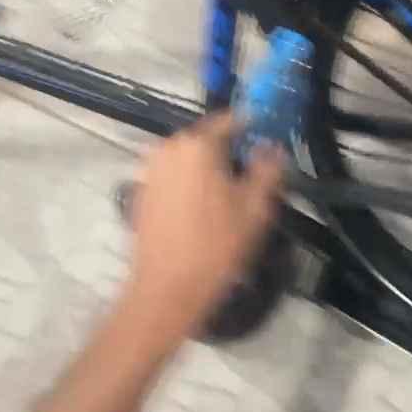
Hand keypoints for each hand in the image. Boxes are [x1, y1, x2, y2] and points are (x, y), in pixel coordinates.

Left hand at [121, 113, 285, 339]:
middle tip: (250, 178)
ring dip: (208, 170)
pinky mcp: (139, 192)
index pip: (230, 120)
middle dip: (229, 153)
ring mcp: (149, 170)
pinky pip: (172, 177)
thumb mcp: (255, 208)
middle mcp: (168, 147)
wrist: (165, 291)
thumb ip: (268, 168)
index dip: (252, 130)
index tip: (266, 145)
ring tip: (227, 199)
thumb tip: (272, 147)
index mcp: (197, 144)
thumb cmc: (216, 246)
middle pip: (207, 139)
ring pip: (188, 159)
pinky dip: (188, 184)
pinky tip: (201, 212)